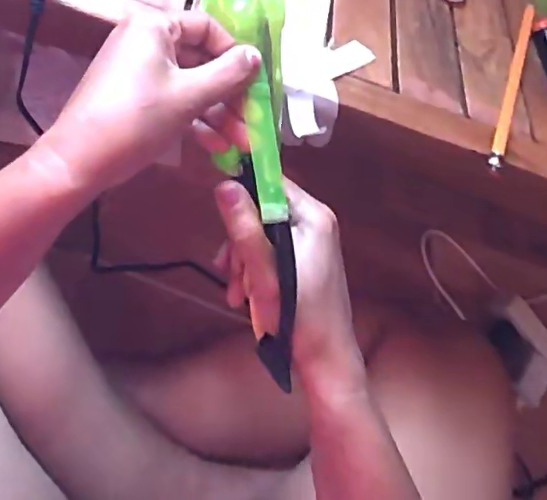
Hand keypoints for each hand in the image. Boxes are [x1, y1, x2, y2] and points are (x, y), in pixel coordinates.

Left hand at [41, 7, 259, 193]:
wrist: (80, 158)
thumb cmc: (137, 118)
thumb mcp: (189, 96)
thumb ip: (228, 73)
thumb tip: (255, 54)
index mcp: (153, 26)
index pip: (206, 26)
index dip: (234, 52)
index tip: (256, 82)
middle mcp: (143, 39)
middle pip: (199, 57)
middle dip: (230, 91)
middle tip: (254, 120)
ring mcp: (136, 68)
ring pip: (188, 82)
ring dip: (217, 111)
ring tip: (242, 143)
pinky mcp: (132, 94)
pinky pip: (171, 97)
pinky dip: (193, 117)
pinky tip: (217, 147)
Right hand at [213, 176, 365, 388]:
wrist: (326, 367)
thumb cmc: (299, 316)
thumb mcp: (264, 270)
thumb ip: (244, 226)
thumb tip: (223, 183)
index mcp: (313, 216)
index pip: (269, 179)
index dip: (242, 188)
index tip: (220, 209)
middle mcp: (314, 222)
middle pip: (259, 208)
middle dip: (239, 239)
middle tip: (230, 271)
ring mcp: (309, 242)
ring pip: (258, 230)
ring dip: (241, 258)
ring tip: (237, 291)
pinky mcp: (302, 259)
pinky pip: (266, 249)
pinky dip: (251, 268)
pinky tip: (243, 293)